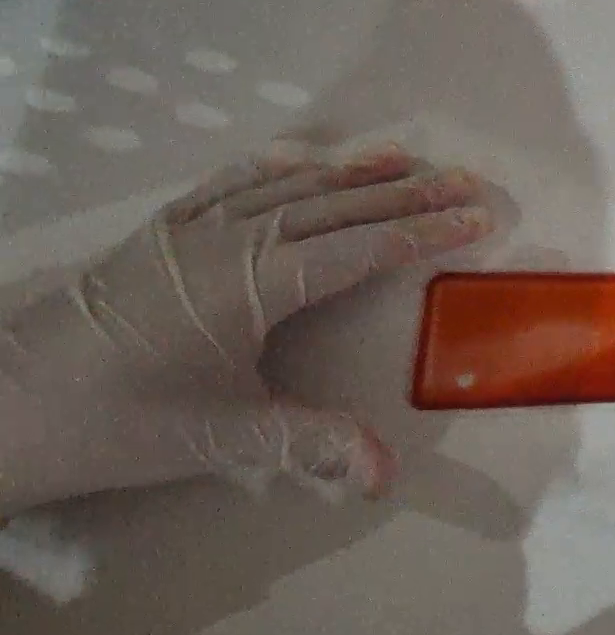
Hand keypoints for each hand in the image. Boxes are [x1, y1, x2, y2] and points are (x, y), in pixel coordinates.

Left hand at [0, 143, 494, 516]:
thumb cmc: (116, 424)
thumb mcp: (223, 438)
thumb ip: (314, 443)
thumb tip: (384, 476)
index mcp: (252, 284)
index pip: (363, 248)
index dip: (427, 232)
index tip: (478, 218)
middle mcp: (228, 243)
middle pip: (339, 207)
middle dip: (409, 193)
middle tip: (466, 181)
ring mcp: (190, 230)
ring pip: (291, 188)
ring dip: (355, 172)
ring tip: (407, 158)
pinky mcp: (159, 232)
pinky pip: (228, 184)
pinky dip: (274, 167)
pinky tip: (301, 157)